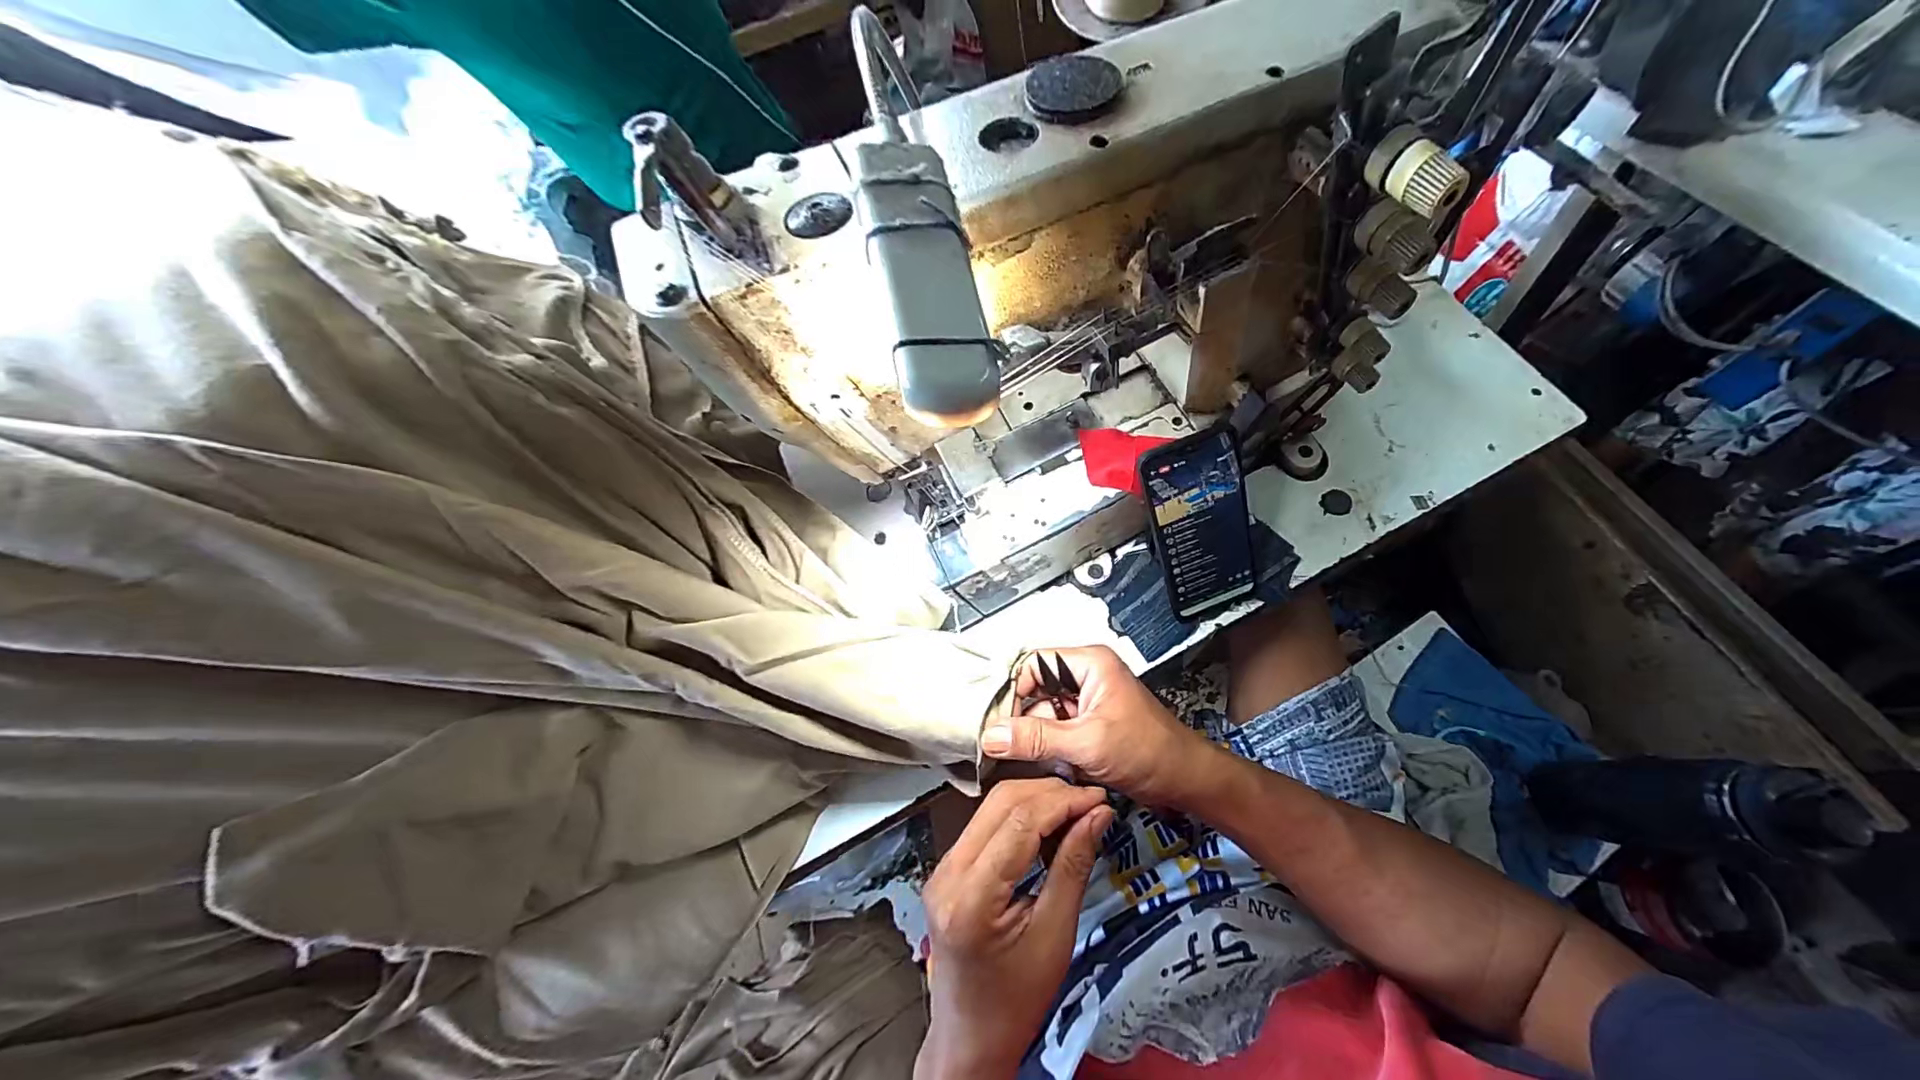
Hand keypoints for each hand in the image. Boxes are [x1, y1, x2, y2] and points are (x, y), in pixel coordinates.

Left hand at [916, 779, 1112, 1079]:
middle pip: (1000, 803)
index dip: (1062, 802)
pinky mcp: (947, 870)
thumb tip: (1097, 815)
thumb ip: (1072, 867)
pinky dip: (1018, 818)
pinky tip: (1047, 825)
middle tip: (1090, 800)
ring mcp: (942, 868)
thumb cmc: (1015, 1000)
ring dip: (1034, 801)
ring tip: (1074, 809)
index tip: (1098, 798)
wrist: (970, 1038)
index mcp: (971, 895)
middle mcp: (948, 872)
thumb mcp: (1054, 935)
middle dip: (1048, 793)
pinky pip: (984, 826)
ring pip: (990, 808)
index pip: (1019, 822)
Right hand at [981, 646, 1231, 808]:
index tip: (1000, 721)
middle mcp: (1085, 676)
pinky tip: (1044, 763)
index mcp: (1089, 663)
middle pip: (1036, 688)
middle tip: (1006, 744)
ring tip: (1026, 758)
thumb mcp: (1086, 743)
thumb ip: (1037, 738)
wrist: (1185, 780)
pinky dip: (1048, 746)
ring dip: (1035, 735)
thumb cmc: (1149, 751)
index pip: (1033, 664)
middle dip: (1023, 717)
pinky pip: (1056, 729)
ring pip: (1043, 712)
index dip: (1014, 690)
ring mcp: (1087, 702)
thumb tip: (992, 736)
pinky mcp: (1088, 725)